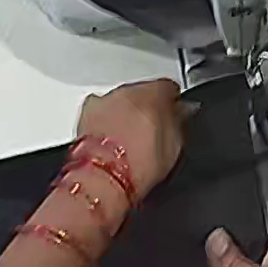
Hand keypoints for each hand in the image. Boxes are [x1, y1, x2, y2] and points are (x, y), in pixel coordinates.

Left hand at [76, 79, 187, 200]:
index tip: (174, 113)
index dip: (173, 102)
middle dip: (146, 108)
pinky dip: (104, 122)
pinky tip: (109, 142)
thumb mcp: (175, 146)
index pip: (169, 87)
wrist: (103, 179)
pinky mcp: (85, 114)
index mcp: (154, 92)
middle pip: (142, 92)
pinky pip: (100, 112)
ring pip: (119, 101)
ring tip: (128, 142)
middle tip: (150, 132)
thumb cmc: (138, 164)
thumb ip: (180, 121)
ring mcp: (105, 101)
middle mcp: (127, 91)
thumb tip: (182, 112)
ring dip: (124, 114)